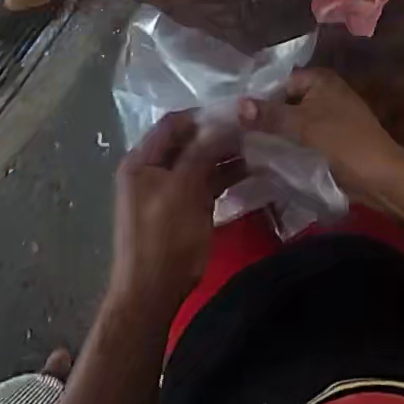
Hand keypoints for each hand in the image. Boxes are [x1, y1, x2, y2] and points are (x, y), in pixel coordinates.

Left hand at [111, 111, 237, 303]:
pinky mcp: (186, 205)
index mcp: (142, 161)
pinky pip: (208, 180)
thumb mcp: (183, 189)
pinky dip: (228, 173)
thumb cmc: (164, 237)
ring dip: (228, 153)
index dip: (203, 115)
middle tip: (255, 128)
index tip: (237, 112)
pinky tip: (254, 169)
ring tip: (261, 146)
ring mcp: (170, 188)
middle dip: (221, 133)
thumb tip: (223, 124)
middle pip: (190, 140)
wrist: (154, 290)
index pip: (174, 123)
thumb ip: (201, 152)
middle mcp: (154, 169)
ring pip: (202, 160)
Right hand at [239, 69, 403, 200]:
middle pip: (285, 101)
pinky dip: (287, 144)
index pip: (279, 82)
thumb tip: (238, 104)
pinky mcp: (329, 138)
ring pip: (291, 122)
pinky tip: (264, 157)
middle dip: (263, 117)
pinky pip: (301, 137)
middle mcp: (325, 91)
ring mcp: (328, 116)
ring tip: (242, 146)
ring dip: (273, 133)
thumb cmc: (341, 142)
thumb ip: (269, 114)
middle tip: (231, 133)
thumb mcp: (300, 126)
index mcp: (321, 79)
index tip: (230, 116)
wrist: (377, 175)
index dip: (257, 97)